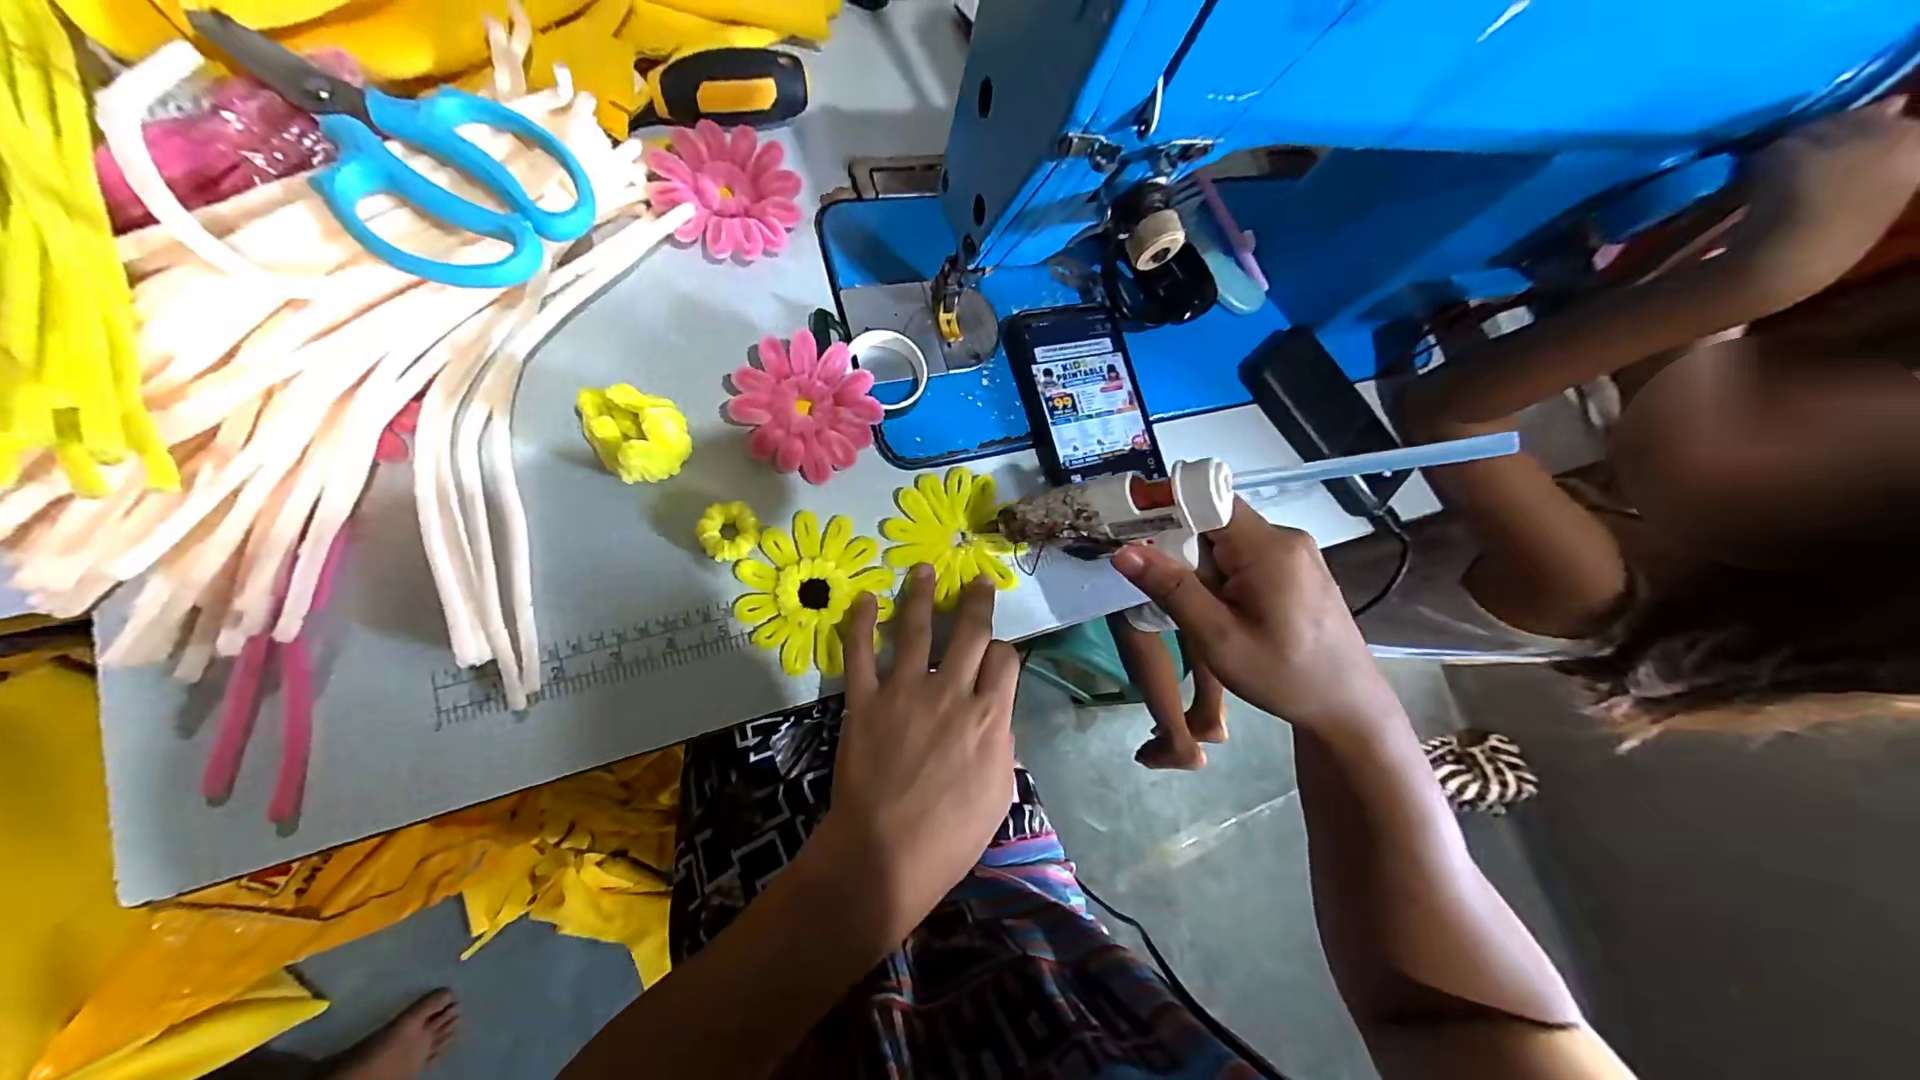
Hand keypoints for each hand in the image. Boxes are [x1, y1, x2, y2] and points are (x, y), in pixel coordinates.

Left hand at [823, 567, 1018, 941]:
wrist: (886, 856)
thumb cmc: (950, 836)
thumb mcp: (998, 792)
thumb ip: (1001, 743)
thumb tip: (995, 716)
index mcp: (989, 716)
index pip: (1005, 660)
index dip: (1004, 652)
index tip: (997, 656)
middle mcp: (951, 692)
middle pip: (970, 631)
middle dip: (977, 601)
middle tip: (978, 582)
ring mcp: (904, 692)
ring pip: (917, 629)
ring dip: (923, 595)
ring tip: (925, 569)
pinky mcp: (864, 701)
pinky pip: (861, 653)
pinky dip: (861, 623)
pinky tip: (866, 600)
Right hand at [1111, 500, 1397, 732]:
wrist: (1348, 708)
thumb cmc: (1284, 676)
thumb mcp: (1218, 638)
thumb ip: (1172, 589)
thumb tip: (1124, 551)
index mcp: (1269, 547)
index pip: (1207, 500)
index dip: (1166, 510)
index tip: (1132, 533)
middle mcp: (1285, 537)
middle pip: (1215, 520)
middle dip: (1181, 546)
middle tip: (1159, 586)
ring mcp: (1295, 553)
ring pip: (1228, 540)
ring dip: (1201, 565)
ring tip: (1193, 607)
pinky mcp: (1297, 569)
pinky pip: (1247, 555)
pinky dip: (1222, 574)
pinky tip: (1220, 609)